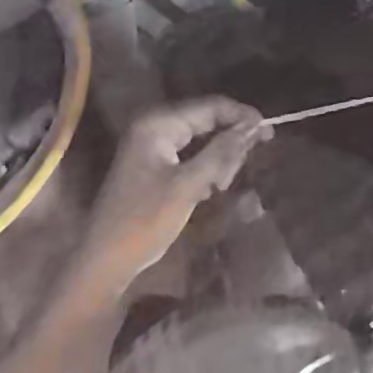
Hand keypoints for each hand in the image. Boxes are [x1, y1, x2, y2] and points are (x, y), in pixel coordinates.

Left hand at [81, 98, 270, 279]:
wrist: (102, 266)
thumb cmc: (143, 222)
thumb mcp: (188, 185)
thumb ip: (223, 151)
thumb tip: (255, 124)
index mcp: (158, 123)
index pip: (211, 106)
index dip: (242, 116)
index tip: (269, 132)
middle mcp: (155, 125)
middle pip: (208, 120)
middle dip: (229, 142)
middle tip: (236, 172)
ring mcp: (153, 145)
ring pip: (203, 138)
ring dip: (219, 158)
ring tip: (221, 185)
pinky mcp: (155, 164)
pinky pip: (192, 153)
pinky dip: (206, 167)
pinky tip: (211, 187)